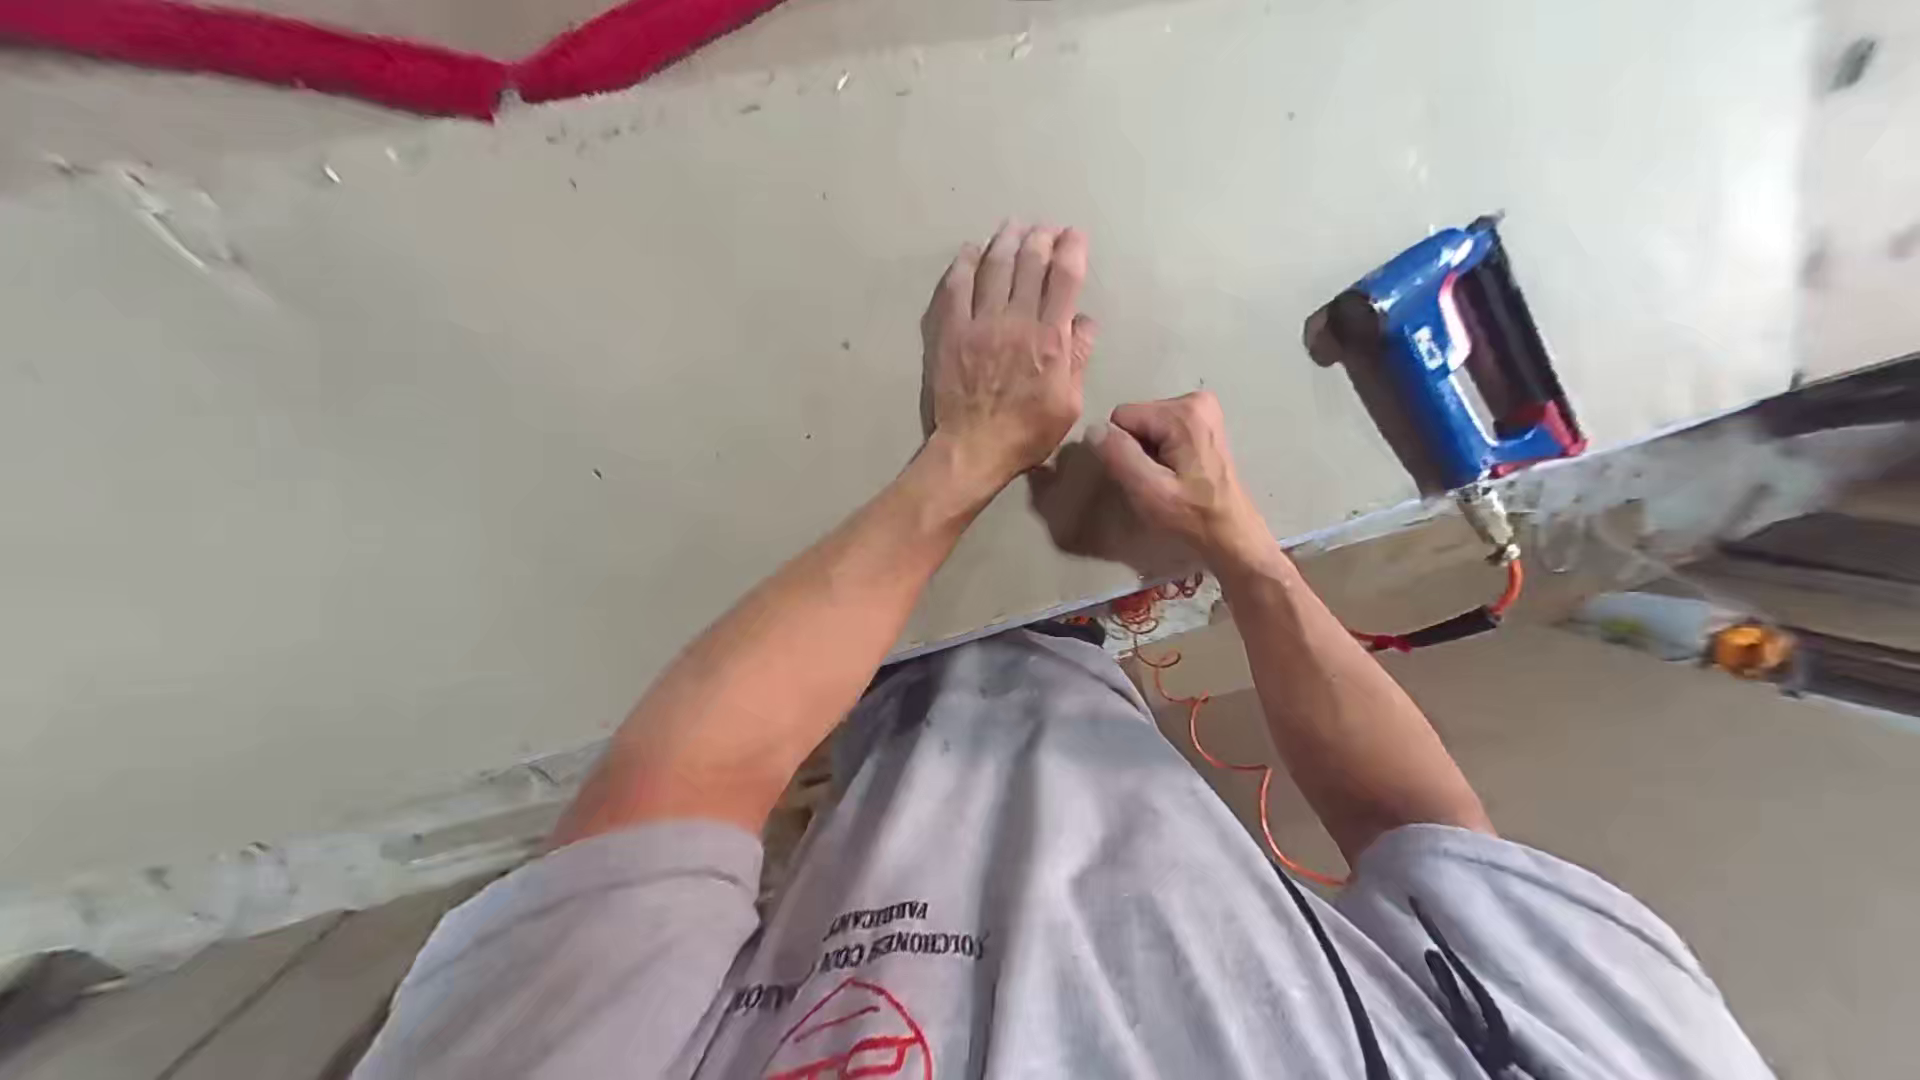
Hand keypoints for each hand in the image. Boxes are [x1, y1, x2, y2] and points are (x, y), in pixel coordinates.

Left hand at [921, 222, 1097, 496]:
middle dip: (1040, 238)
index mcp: (1050, 338)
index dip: (1072, 249)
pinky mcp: (952, 331)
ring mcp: (981, 323)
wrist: (973, 447)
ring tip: (1013, 228)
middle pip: (1030, 263)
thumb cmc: (1027, 432)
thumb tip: (1085, 322)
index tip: (1074, 236)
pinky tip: (972, 251)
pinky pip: (957, 287)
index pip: (1065, 278)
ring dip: (1006, 241)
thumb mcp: (1069, 403)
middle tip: (1044, 229)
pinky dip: (965, 263)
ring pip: (994, 266)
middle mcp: (1017, 321)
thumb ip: (1079, 359)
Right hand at [1092, 390, 1276, 570]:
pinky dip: (1161, 452)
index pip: (1121, 417)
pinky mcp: (1203, 422)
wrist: (1230, 532)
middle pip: (1135, 419)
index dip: (1123, 449)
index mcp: (1184, 412)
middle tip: (1157, 479)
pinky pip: (1160, 430)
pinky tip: (1177, 473)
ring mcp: (1203, 410)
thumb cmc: (1191, 516)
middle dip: (1137, 450)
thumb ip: (1119, 455)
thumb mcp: (1149, 490)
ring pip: (1145, 426)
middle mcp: (1196, 401)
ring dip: (1148, 453)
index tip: (1144, 475)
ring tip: (1168, 479)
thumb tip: (1093, 429)